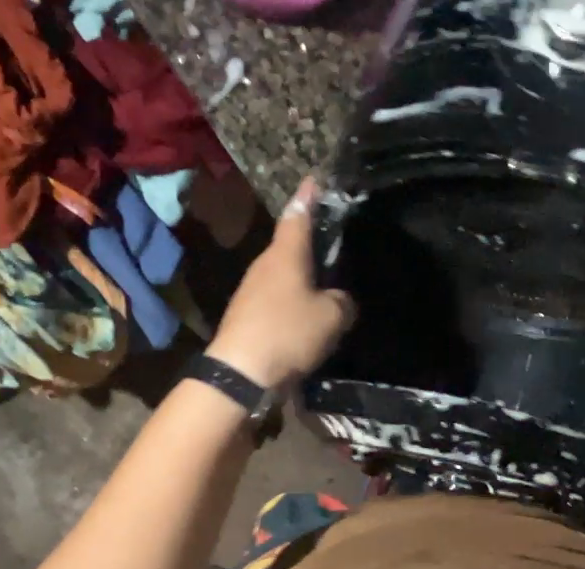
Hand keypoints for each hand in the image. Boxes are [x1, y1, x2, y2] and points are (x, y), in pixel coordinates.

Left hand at [205, 177, 357, 388]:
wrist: (241, 373)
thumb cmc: (288, 333)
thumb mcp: (332, 317)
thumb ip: (343, 302)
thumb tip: (340, 300)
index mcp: (286, 254)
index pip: (299, 214)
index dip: (310, 197)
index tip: (316, 179)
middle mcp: (266, 265)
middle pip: (291, 246)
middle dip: (311, 244)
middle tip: (335, 243)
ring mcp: (252, 291)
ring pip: (284, 275)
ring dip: (303, 279)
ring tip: (327, 287)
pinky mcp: (248, 316)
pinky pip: (278, 300)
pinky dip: (293, 303)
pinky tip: (307, 319)